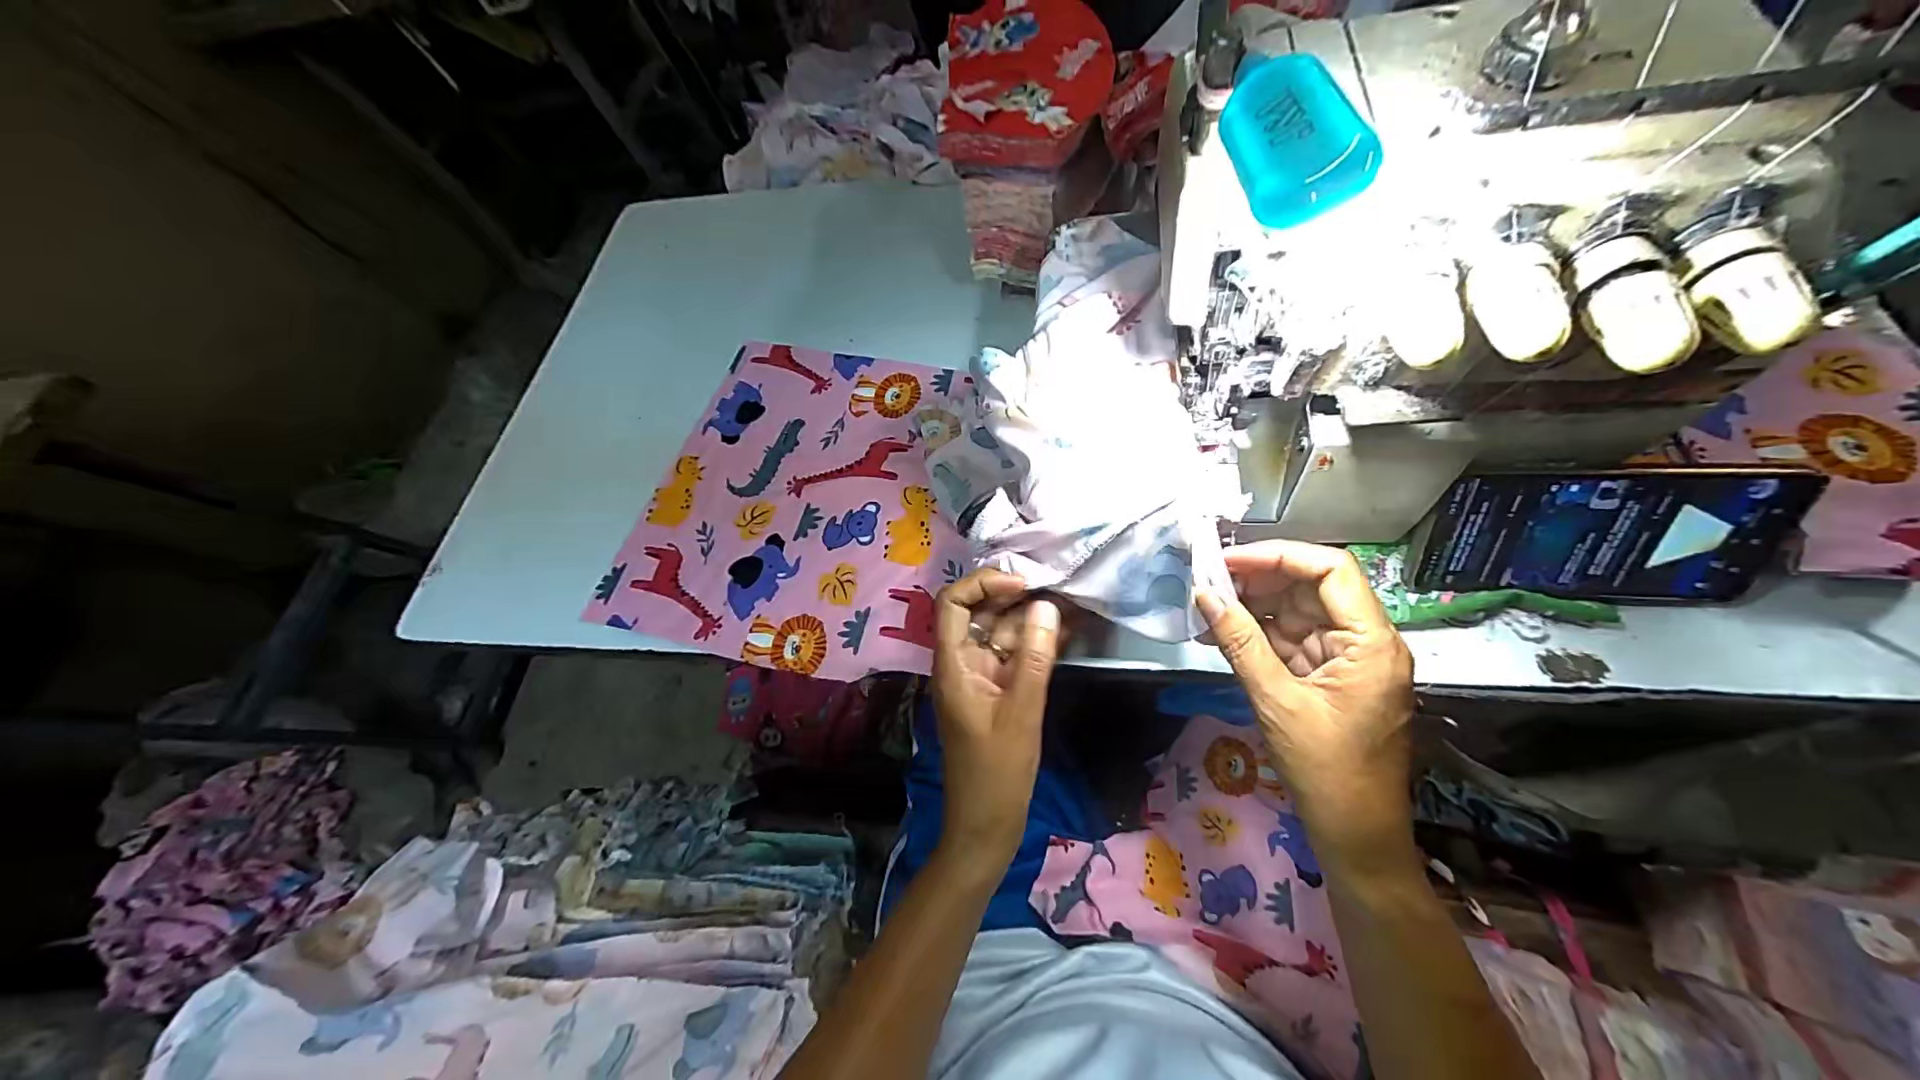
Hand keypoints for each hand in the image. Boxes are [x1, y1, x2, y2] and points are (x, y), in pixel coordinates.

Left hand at [931, 569, 1061, 866]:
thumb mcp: (1022, 713)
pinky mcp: (996, 693)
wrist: (986, 826)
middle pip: (979, 614)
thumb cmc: (997, 774)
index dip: (982, 584)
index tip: (1023, 585)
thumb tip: (1047, 606)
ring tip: (1069, 605)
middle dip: (1014, 597)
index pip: (952, 603)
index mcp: (952, 665)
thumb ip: (1035, 658)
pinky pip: (1013, 658)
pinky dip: (1034, 645)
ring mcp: (979, 679)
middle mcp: (961, 665)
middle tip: (1056, 590)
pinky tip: (1064, 633)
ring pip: (1000, 635)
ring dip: (1030, 619)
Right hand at [1194, 541, 1415, 854]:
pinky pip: (1292, 641)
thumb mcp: (1277, 701)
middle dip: (1259, 582)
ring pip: (1298, 612)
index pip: (1331, 570)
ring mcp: (1348, 659)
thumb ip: (1240, 643)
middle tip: (1208, 585)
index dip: (1279, 556)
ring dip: (1253, 609)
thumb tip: (1205, 596)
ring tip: (1207, 610)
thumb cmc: (1326, 770)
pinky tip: (1221, 634)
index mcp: (1372, 642)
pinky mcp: (1329, 676)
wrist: (1354, 832)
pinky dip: (1258, 636)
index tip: (1230, 562)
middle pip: (1312, 588)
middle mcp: (1366, 641)